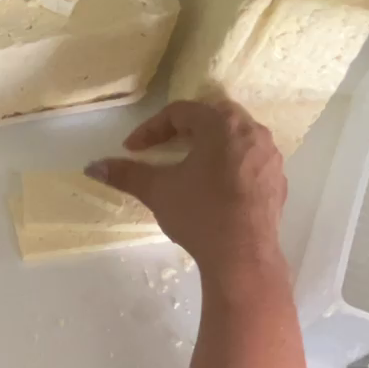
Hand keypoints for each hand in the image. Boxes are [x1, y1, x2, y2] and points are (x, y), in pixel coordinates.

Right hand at [86, 99, 287, 290]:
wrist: (242, 255)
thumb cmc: (199, 214)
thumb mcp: (157, 191)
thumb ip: (126, 174)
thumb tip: (92, 167)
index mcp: (222, 125)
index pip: (181, 113)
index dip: (151, 128)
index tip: (132, 150)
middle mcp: (252, 131)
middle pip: (212, 118)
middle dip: (182, 132)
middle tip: (160, 150)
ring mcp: (269, 156)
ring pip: (234, 139)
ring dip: (207, 147)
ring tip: (187, 168)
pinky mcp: (276, 180)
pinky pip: (248, 161)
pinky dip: (227, 167)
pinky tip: (213, 189)